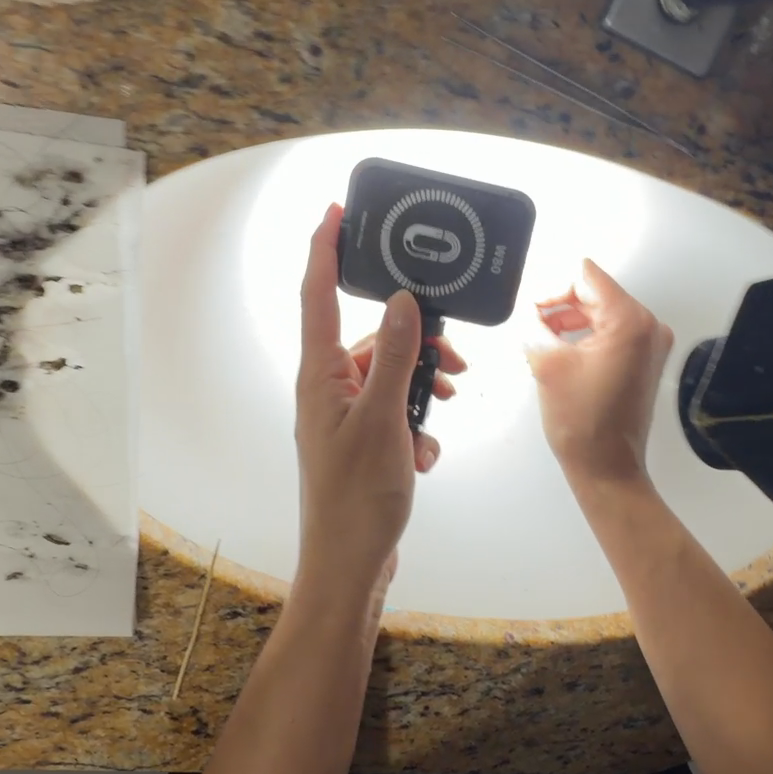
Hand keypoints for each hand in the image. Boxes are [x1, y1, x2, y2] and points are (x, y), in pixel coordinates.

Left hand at [293, 204, 464, 605]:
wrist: (349, 563)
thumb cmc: (357, 497)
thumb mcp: (383, 420)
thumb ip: (394, 358)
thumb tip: (402, 302)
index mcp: (319, 376)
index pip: (318, 296)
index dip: (325, 249)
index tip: (336, 210)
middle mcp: (327, 389)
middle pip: (372, 338)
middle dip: (415, 339)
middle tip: (454, 354)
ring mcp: (345, 416)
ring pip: (390, 376)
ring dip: (422, 385)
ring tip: (449, 402)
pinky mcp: (364, 440)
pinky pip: (395, 411)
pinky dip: (417, 422)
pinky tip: (428, 450)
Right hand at [528, 260, 674, 488]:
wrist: (606, 468)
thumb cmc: (579, 420)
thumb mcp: (547, 363)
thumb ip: (535, 324)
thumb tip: (527, 308)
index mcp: (630, 320)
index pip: (585, 276)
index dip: (552, 287)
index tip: (530, 310)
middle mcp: (649, 325)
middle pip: (595, 293)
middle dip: (559, 305)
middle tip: (529, 324)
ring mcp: (651, 344)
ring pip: (601, 312)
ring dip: (569, 320)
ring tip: (540, 340)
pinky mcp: (645, 360)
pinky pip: (611, 332)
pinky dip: (584, 336)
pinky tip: (560, 351)